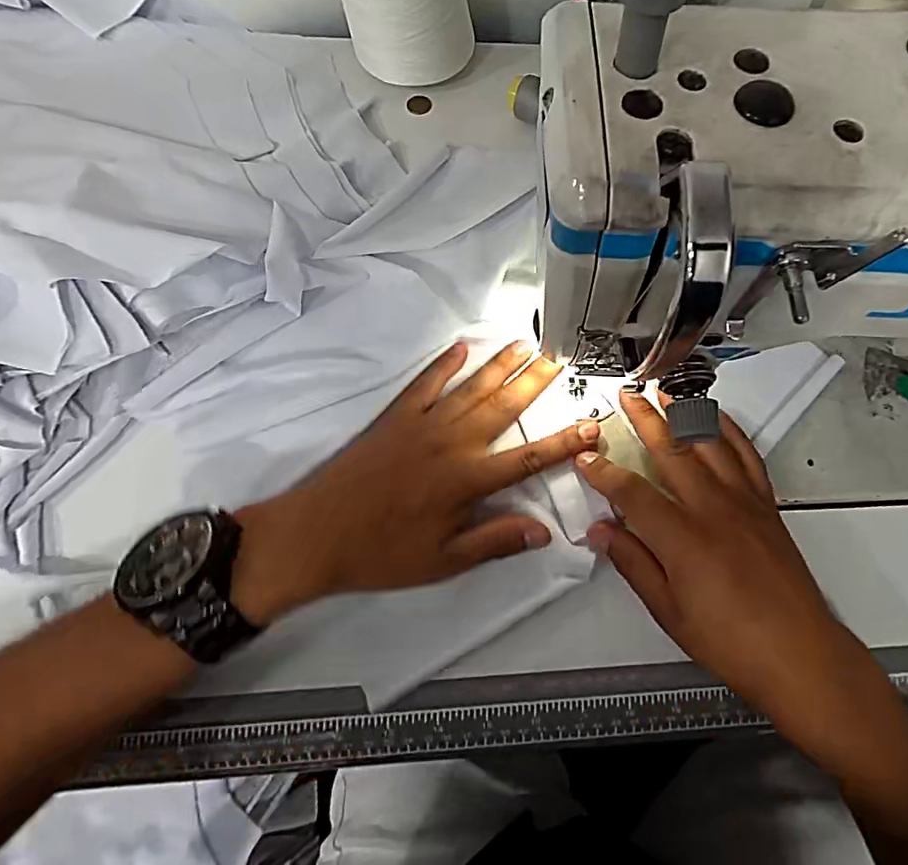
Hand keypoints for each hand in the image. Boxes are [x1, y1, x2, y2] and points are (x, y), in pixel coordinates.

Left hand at [229, 341, 597, 623]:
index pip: (528, 459)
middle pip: (504, 408)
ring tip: (525, 345)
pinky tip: (461, 347)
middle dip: (536, 382)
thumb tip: (542, 531)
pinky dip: (444, 364)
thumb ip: (493, 542)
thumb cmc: (381, 553)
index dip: (564, 443)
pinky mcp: (395, 417)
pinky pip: (425, 384)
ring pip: (471, 388)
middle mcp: (451, 444)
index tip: (591, 426)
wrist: (316, 533)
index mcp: (466, 481)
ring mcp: (422, 425)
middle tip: (561, 357)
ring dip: (500, 365)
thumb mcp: (442, 561)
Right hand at [577, 387, 863, 717]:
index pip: (631, 491)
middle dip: (644, 419)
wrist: (799, 654)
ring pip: (710, 443)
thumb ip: (634, 563)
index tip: (588, 461)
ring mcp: (743, 502)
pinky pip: (748, 455)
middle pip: (671, 450)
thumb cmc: (738, 642)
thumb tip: (605, 534)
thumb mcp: (668, 610)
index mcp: (682, 537)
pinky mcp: (766, 506)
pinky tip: (719, 420)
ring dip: (685, 414)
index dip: (603, 472)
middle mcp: (713, 510)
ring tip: (667, 396)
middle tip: (628, 398)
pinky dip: (731, 431)